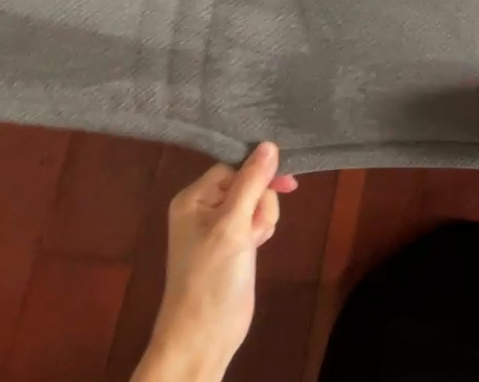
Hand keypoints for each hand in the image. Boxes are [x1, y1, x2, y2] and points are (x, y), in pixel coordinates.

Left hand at [137, 142, 297, 381]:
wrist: (204, 335)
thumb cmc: (212, 276)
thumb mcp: (232, 224)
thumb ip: (252, 182)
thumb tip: (269, 144)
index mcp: (193, 198)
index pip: (233, 167)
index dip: (257, 174)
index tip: (285, 183)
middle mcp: (203, 208)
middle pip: (248, 183)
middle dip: (261, 202)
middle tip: (253, 229)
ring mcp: (218, 228)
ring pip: (257, 202)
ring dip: (263, 218)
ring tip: (253, 242)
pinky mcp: (233, 244)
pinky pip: (256, 221)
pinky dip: (261, 230)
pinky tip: (256, 248)